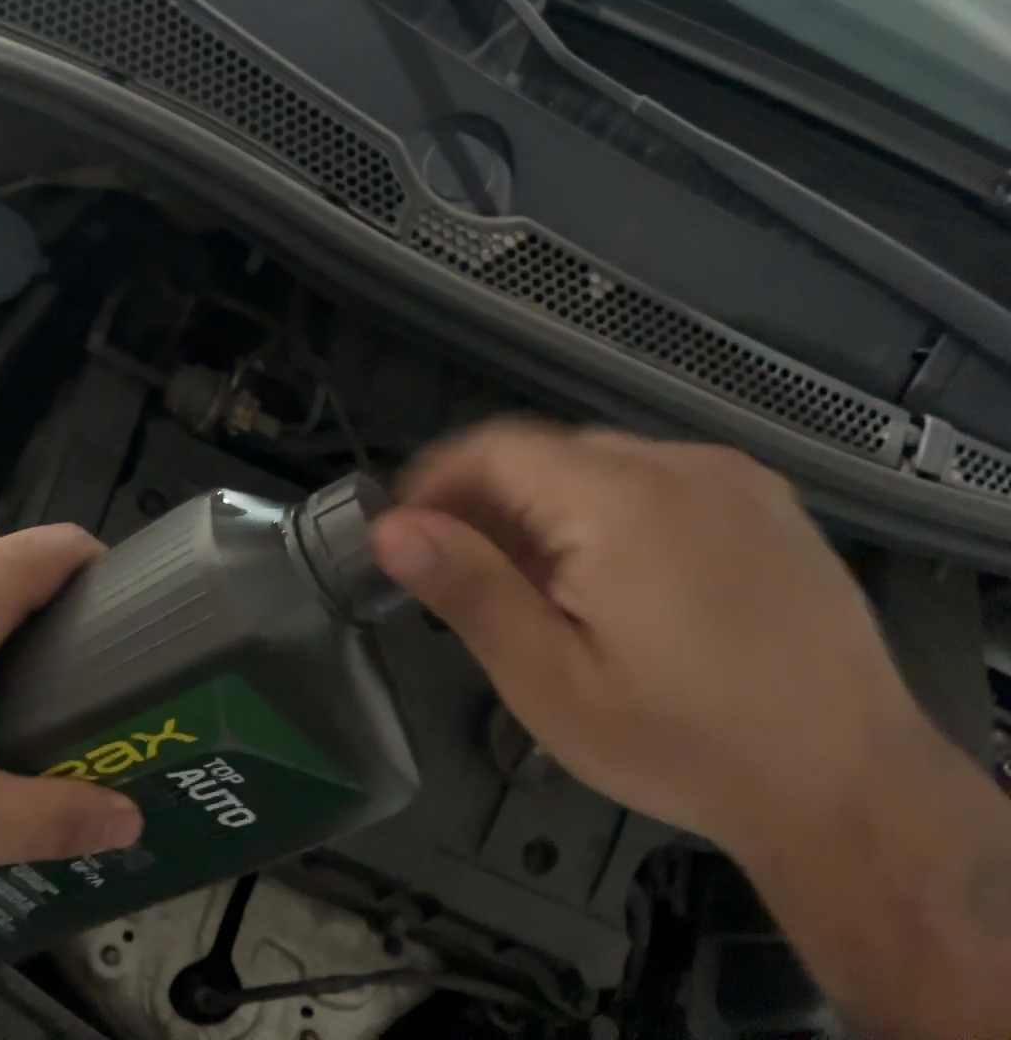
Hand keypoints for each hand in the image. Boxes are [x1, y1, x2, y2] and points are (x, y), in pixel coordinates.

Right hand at [368, 420, 929, 847]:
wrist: (853, 793)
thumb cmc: (678, 741)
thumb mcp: (545, 677)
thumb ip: (466, 588)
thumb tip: (388, 528)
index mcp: (622, 500)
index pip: (493, 448)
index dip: (432, 483)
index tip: (403, 536)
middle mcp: (683, 467)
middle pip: (542, 454)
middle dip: (483, 502)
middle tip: (459, 574)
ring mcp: (735, 482)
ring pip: (594, 466)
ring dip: (540, 510)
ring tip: (528, 586)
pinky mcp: (765, 507)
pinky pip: (651, 483)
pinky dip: (599, 514)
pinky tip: (603, 581)